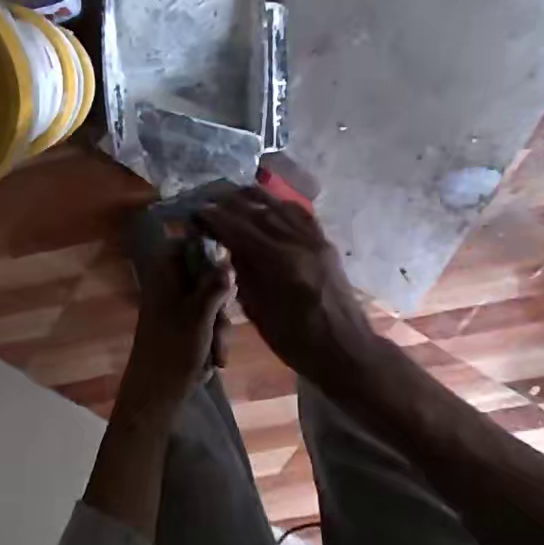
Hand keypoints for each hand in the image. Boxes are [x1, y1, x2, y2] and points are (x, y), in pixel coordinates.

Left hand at [120, 247, 233, 414]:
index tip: (227, 270)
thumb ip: (214, 286)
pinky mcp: (180, 329)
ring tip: (216, 350)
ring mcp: (173, 309)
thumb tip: (228, 260)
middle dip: (219, 301)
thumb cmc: (174, 351)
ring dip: (218, 325)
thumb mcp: (200, 316)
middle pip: (203, 275)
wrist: (155, 396)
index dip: (207, 252)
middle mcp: (167, 287)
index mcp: (164, 276)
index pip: (185, 245)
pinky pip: (205, 323)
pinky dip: (212, 338)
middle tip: (221, 322)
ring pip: (208, 302)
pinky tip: (213, 359)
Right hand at [194, 188, 375, 381]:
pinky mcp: (326, 245)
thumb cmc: (298, 341)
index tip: (198, 212)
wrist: (346, 351)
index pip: (241, 231)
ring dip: (255, 198)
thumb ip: (245, 275)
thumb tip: (230, 249)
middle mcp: (299, 244)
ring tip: (234, 193)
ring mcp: (316, 242)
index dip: (217, 220)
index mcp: (281, 264)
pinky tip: (270, 203)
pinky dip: (282, 205)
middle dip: (230, 204)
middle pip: (260, 213)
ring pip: (282, 208)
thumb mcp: (260, 312)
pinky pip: (302, 216)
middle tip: (209, 200)